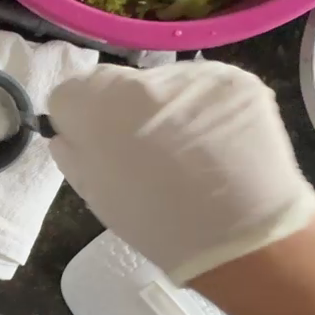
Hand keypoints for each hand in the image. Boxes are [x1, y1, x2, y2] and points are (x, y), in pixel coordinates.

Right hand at [47, 61, 314, 283]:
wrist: (244, 238)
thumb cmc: (156, 222)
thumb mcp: (93, 191)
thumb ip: (72, 151)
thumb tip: (70, 130)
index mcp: (97, 108)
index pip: (70, 91)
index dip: (77, 118)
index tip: (93, 143)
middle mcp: (143, 80)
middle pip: (116, 84)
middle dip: (121, 111)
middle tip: (142, 151)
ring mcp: (194, 76)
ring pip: (162, 85)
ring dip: (164, 109)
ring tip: (185, 150)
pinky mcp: (236, 79)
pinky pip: (203, 89)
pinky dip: (202, 110)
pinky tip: (214, 143)